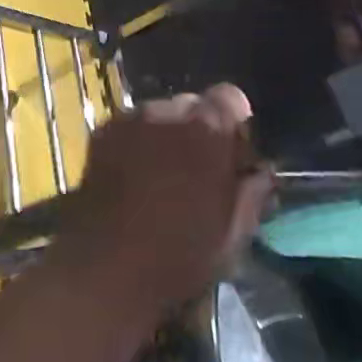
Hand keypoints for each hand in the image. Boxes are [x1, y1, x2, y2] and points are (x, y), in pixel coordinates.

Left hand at [55, 84, 271, 312]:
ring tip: (162, 173)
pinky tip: (134, 174)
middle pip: (192, 104)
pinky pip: (129, 125)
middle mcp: (166, 111)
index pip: (230, 97)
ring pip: (158, 113)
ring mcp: (128, 118)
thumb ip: (253, 191)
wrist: (106, 264)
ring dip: (165, 134)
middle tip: (198, 167)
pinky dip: (137, 141)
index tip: (233, 154)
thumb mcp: (234, 231)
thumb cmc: (179, 254)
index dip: (234, 124)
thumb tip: (260, 170)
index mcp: (207, 129)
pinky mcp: (101, 132)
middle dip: (199, 129)